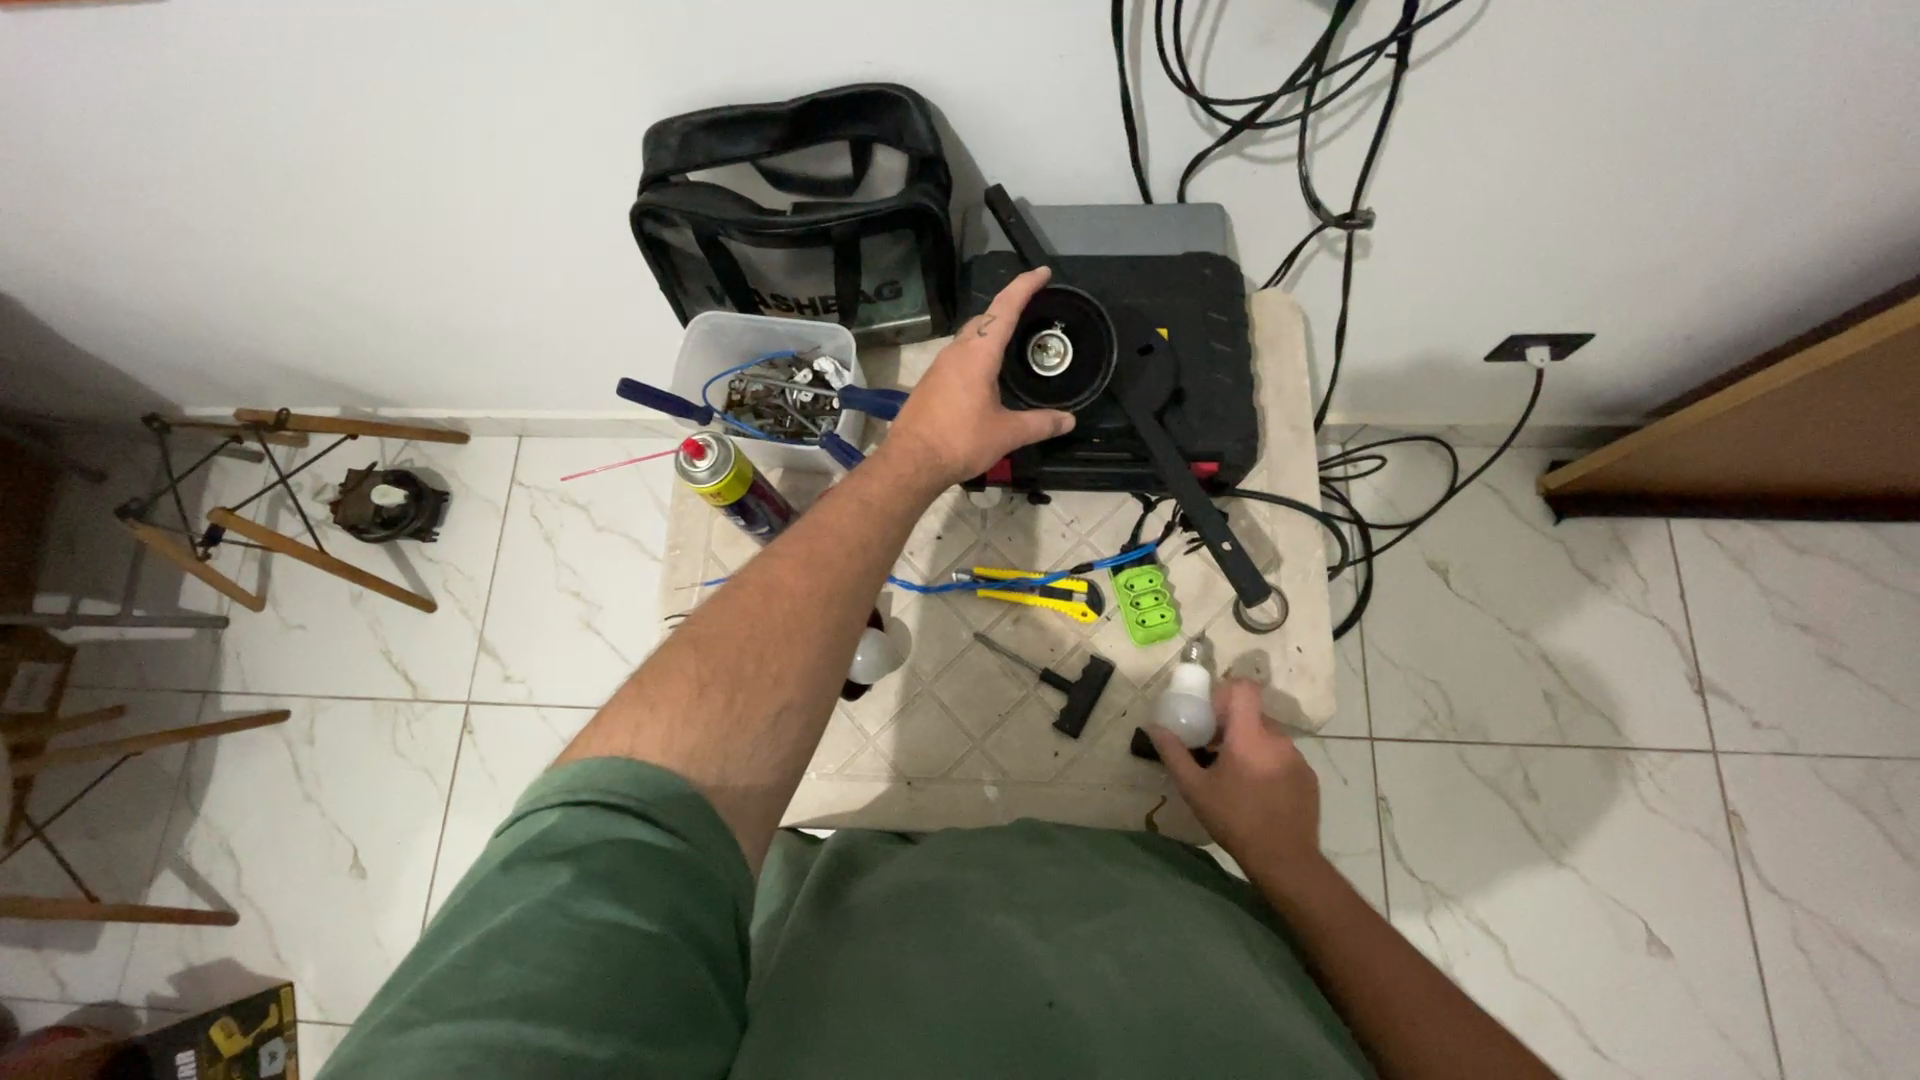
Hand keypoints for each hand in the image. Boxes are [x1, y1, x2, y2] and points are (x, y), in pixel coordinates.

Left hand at [880, 267, 1075, 486]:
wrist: (911, 462)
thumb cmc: (960, 441)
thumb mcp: (1007, 434)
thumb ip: (1040, 424)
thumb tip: (1069, 421)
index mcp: (978, 354)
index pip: (1005, 308)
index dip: (1025, 287)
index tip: (1042, 272)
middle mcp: (956, 352)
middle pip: (983, 320)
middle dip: (1006, 310)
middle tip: (1029, 314)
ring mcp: (938, 367)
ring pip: (967, 339)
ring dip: (989, 335)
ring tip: (1011, 347)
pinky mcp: (929, 384)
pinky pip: (957, 358)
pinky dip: (975, 355)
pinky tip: (985, 377)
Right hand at [1149, 679, 1323, 875]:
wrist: (1285, 859)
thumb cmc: (1234, 819)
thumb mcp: (1194, 788)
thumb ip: (1173, 753)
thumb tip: (1154, 727)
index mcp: (1249, 735)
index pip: (1244, 688)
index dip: (1226, 693)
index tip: (1211, 715)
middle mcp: (1278, 738)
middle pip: (1253, 715)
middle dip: (1233, 726)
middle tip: (1215, 751)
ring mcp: (1298, 757)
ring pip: (1269, 737)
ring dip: (1252, 746)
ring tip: (1238, 776)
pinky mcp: (1309, 776)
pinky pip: (1284, 757)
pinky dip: (1269, 764)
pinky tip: (1260, 792)